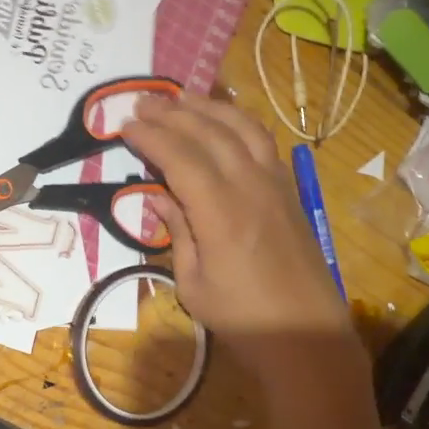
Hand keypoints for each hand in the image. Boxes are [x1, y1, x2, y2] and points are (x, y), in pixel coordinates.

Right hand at [123, 96, 351, 347]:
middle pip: (210, 132)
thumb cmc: (240, 318)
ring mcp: (275, 184)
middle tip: (143, 102)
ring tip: (180, 97)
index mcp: (221, 213)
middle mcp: (250, 186)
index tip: (125, 125)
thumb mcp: (193, 284)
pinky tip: (222, 121)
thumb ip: (178, 234)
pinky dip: (237, 122)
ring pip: (242, 127)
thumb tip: (159, 199)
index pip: (181, 158)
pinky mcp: (288, 190)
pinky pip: (262, 141)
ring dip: (209, 107)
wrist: (303, 332)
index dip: (152, 137)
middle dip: (174, 113)